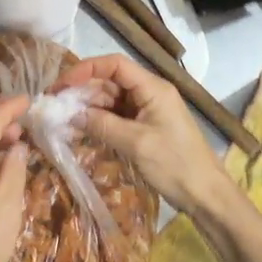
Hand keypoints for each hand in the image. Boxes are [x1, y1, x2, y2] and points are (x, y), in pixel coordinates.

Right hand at [54, 55, 232, 217]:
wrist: (207, 196)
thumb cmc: (175, 165)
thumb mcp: (136, 144)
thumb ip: (102, 125)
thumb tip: (70, 113)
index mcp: (153, 88)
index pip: (114, 65)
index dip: (86, 70)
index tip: (61, 85)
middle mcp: (149, 93)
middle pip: (110, 81)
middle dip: (82, 90)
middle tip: (54, 104)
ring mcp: (148, 111)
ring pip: (111, 100)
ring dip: (87, 107)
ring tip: (62, 119)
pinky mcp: (145, 128)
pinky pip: (117, 117)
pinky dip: (98, 121)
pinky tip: (80, 130)